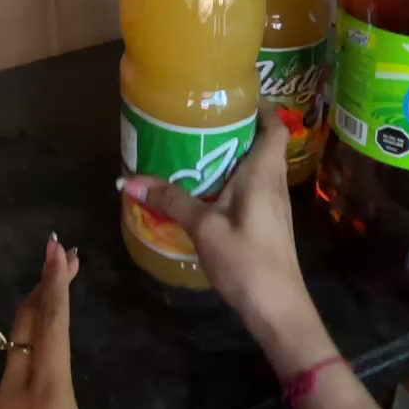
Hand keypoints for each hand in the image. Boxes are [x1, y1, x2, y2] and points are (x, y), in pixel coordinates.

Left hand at [0, 235, 84, 408]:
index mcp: (44, 402)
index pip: (50, 326)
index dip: (56, 283)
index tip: (57, 247)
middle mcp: (12, 397)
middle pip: (26, 324)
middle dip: (44, 286)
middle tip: (64, 257)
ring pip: (14, 347)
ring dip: (35, 317)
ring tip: (56, 298)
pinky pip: (9, 373)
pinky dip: (27, 350)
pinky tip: (40, 359)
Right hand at [117, 107, 336, 377]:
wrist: (279, 314)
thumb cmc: (248, 261)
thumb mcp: (204, 227)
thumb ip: (170, 199)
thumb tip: (128, 179)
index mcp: (264, 174)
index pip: (274, 127)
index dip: (259, 107)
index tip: (230, 94)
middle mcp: (273, 184)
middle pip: (261, 143)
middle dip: (234, 127)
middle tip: (197, 117)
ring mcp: (271, 207)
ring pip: (254, 167)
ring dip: (229, 154)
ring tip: (193, 145)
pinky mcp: (265, 225)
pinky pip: (248, 188)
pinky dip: (228, 179)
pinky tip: (202, 187)